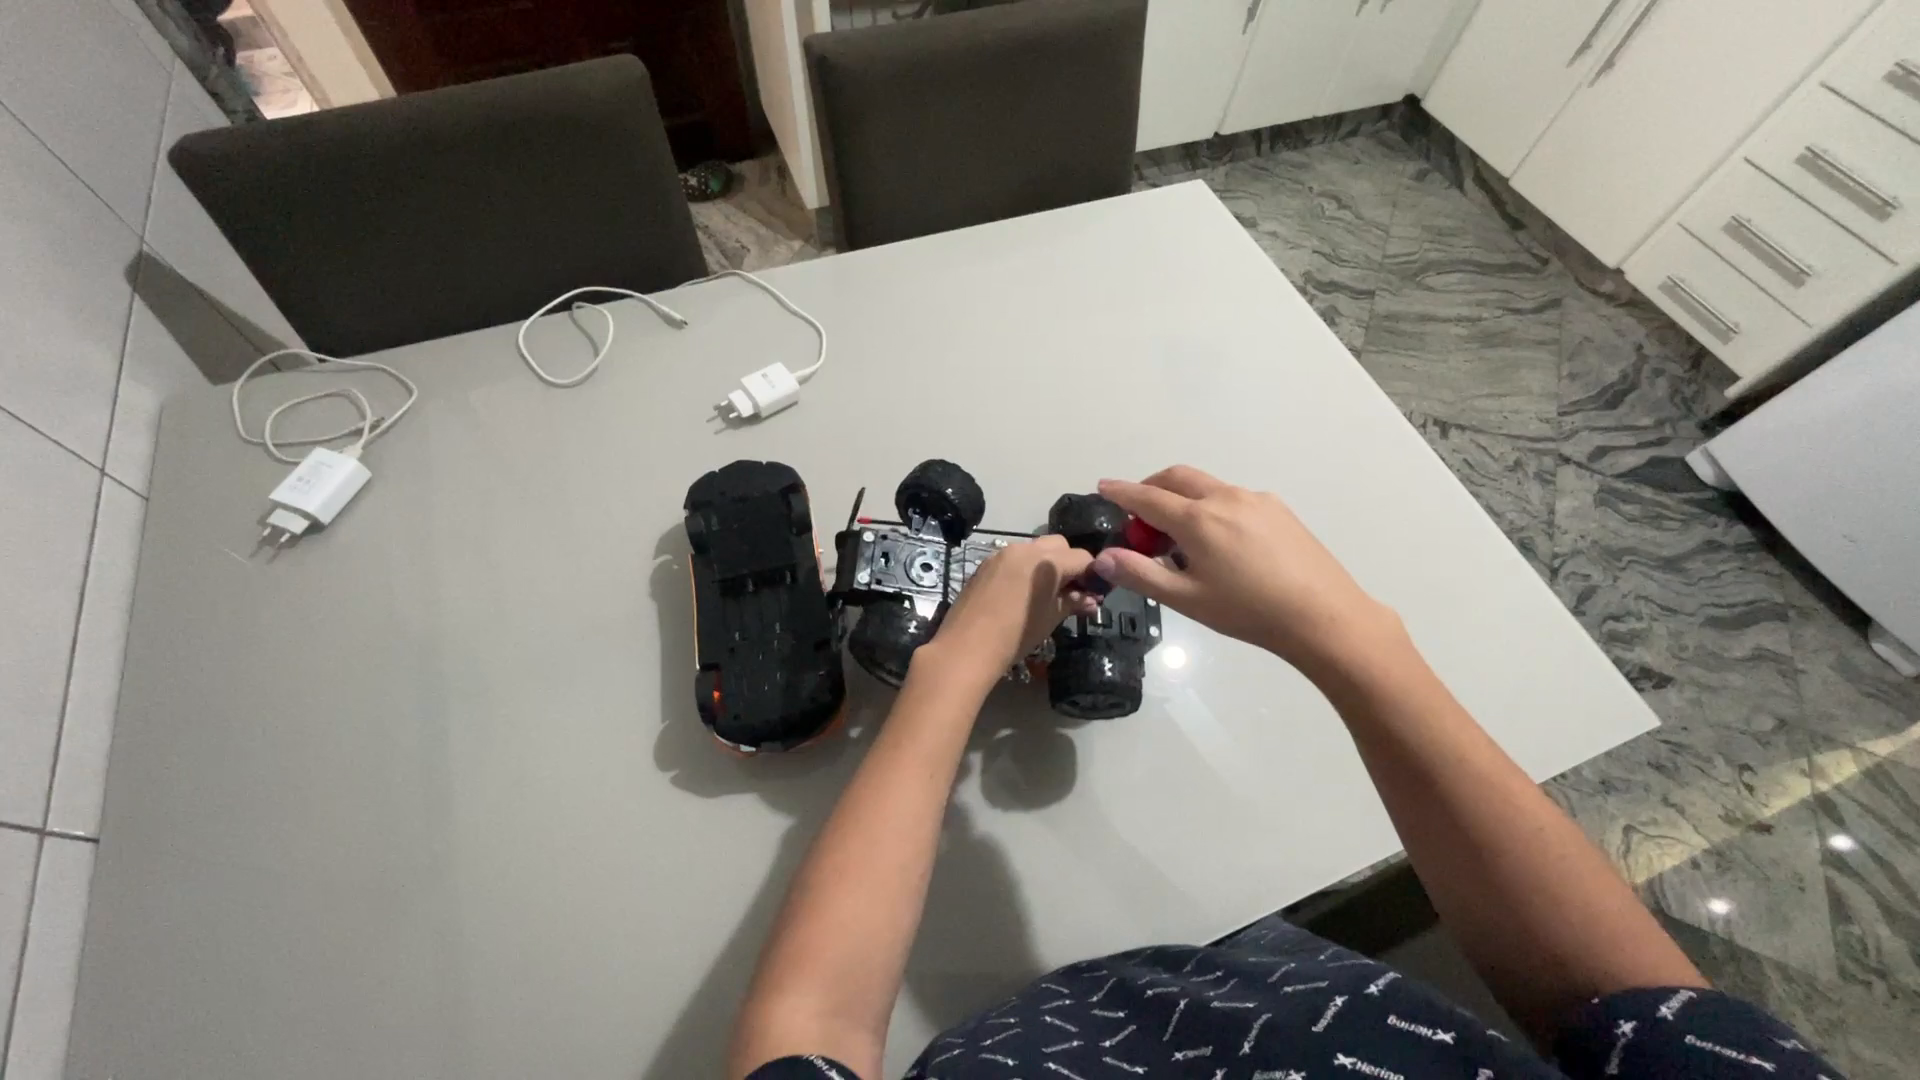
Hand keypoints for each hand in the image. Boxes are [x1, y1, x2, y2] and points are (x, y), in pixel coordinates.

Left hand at [925, 535, 1097, 679]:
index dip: (1092, 574)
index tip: (1093, 593)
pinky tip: (1022, 594)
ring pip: (1034, 549)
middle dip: (1069, 563)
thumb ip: (1072, 602)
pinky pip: (1014, 558)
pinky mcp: (986, 564)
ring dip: (1046, 565)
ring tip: (1046, 593)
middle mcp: (1025, 548)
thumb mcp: (1050, 618)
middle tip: (1070, 591)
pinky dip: (1025, 569)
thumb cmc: (1016, 635)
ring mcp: (1002, 554)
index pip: (1082, 558)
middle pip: (1058, 546)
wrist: (967, 646)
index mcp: (1047, 561)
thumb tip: (1091, 599)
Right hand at [1091, 466, 1401, 681]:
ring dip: (1183, 498)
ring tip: (1180, 537)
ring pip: (1207, 486)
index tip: (1103, 486)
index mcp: (1198, 520)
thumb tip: (1104, 558)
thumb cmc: (1248, 612)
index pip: (1147, 497)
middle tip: (1138, 512)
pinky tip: (1220, 542)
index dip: (1121, 492)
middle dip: (1151, 486)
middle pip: (1177, 478)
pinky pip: (1233, 498)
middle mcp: (1225, 498)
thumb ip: (1141, 574)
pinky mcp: (1278, 509)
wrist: (1323, 616)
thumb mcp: (1187, 599)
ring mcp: (1255, 500)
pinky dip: (1211, 507)